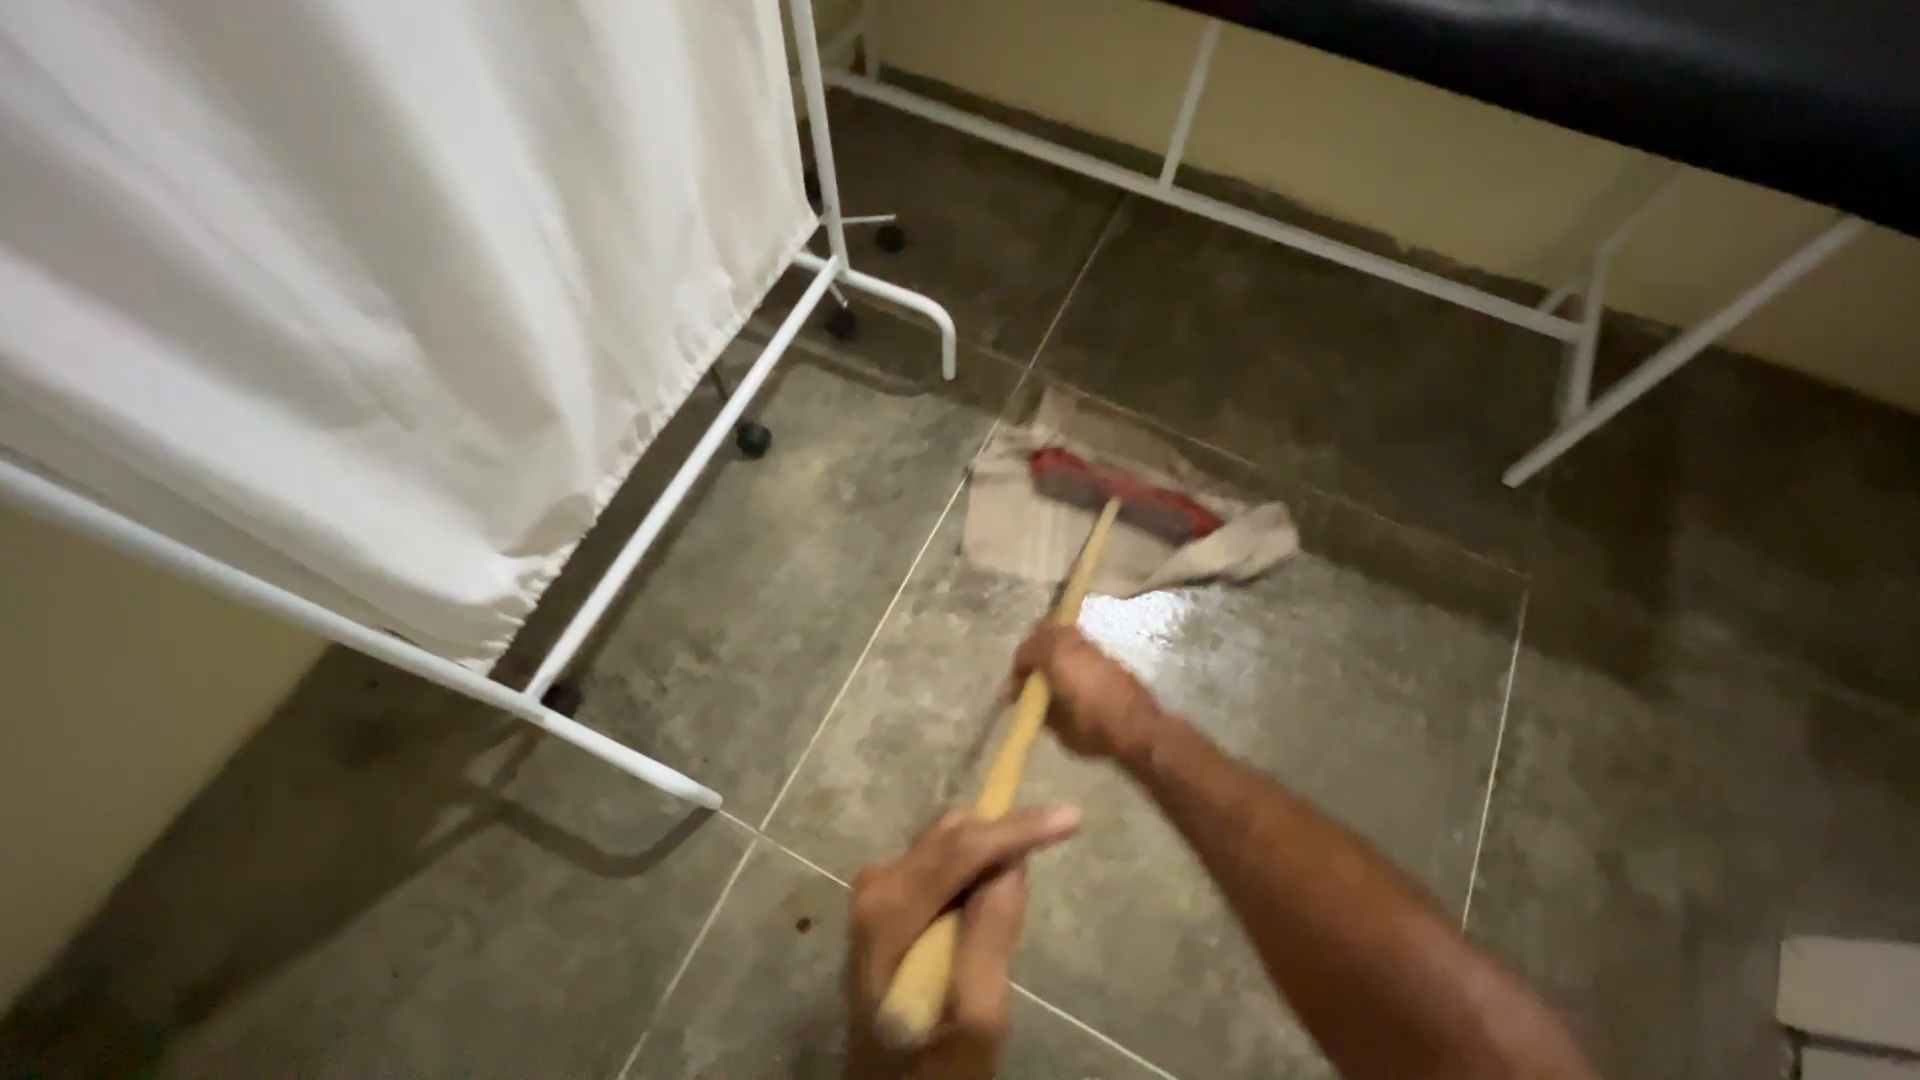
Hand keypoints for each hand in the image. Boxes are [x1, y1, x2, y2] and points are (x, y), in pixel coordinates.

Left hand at [846, 807, 1080, 1079]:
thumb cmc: (933, 1067)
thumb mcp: (977, 1021)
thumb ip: (991, 937)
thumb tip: (1012, 866)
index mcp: (889, 911)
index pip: (961, 848)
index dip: (1017, 828)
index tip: (1072, 817)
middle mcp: (876, 884)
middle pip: (953, 834)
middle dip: (1003, 843)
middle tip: (1029, 896)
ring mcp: (876, 888)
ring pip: (949, 842)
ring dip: (988, 860)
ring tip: (1002, 922)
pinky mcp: (887, 896)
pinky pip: (942, 861)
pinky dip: (973, 873)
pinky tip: (978, 920)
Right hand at [1011, 624, 1167, 761]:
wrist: (1141, 730)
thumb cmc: (1094, 730)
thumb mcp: (1057, 727)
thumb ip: (1038, 707)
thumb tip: (1026, 699)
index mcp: (1057, 657)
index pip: (1026, 650)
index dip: (1017, 668)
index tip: (1014, 689)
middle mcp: (1075, 644)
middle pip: (1045, 630)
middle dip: (1033, 648)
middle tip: (1030, 673)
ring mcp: (1095, 648)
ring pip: (1065, 633)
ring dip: (1052, 648)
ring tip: (1050, 673)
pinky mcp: (1111, 657)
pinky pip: (1082, 645)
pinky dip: (1070, 654)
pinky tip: (1072, 676)